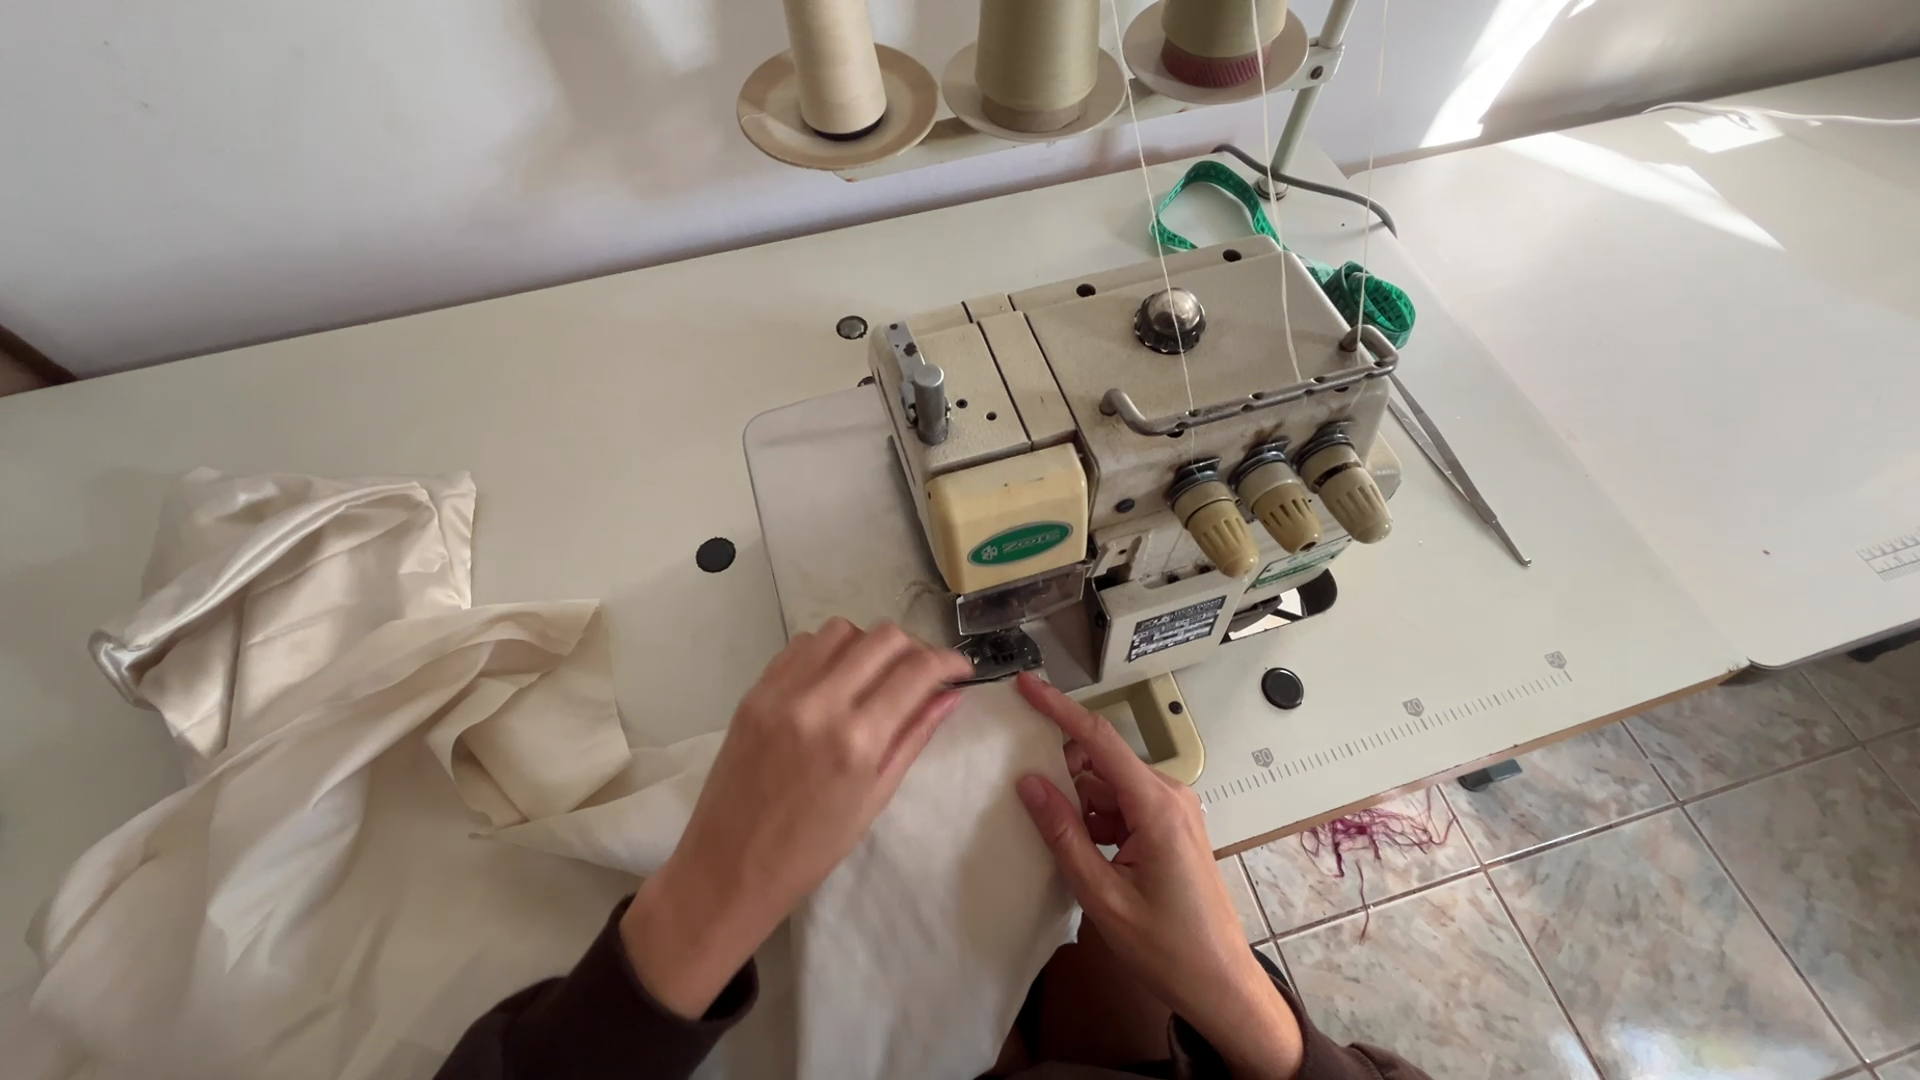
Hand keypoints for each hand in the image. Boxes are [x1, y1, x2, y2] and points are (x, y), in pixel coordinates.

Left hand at [620, 618, 971, 1017]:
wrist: (727, 867)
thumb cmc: (811, 849)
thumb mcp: (875, 797)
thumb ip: (914, 736)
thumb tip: (950, 695)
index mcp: (857, 740)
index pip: (917, 671)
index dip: (948, 661)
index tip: (961, 669)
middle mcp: (820, 703)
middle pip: (884, 637)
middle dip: (915, 647)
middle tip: (922, 673)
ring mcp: (782, 691)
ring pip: (842, 630)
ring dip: (870, 645)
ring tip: (876, 676)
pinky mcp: (755, 690)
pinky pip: (802, 645)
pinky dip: (829, 651)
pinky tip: (836, 679)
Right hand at [1013, 673, 1303, 1079]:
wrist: (1223, 987)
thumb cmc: (1167, 948)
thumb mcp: (1103, 896)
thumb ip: (1064, 835)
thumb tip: (1028, 782)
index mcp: (1156, 805)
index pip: (1099, 740)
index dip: (1059, 709)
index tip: (1026, 684)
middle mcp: (1168, 794)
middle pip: (1100, 763)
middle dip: (1061, 774)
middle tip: (1026, 800)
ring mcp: (1172, 808)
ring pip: (1108, 786)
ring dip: (1079, 805)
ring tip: (1054, 840)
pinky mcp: (1170, 825)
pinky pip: (1122, 805)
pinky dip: (1096, 819)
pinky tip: (1081, 851)